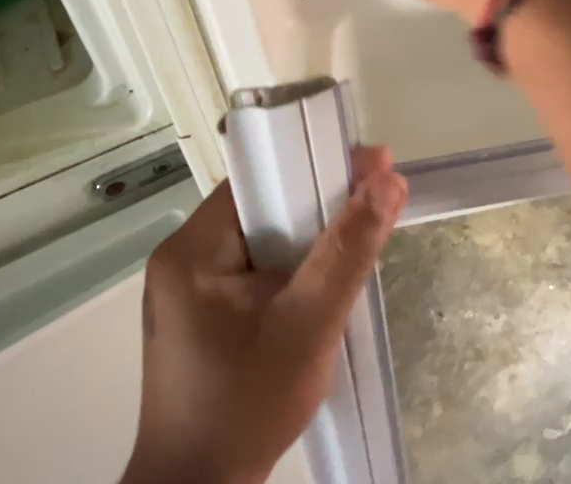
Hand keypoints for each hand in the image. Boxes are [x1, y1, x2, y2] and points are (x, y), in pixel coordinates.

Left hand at [121, 147, 407, 483]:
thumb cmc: (248, 404)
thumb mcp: (308, 324)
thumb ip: (348, 249)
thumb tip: (389, 179)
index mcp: (191, 249)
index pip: (261, 177)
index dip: (317, 166)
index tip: (373, 168)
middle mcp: (181, 258)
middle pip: (265, 205)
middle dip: (321, 205)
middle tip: (377, 209)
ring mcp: (188, 288)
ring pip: (265, 237)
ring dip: (311, 240)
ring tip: (355, 250)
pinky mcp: (201, 314)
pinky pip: (257, 266)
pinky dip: (294, 268)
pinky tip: (322, 287)